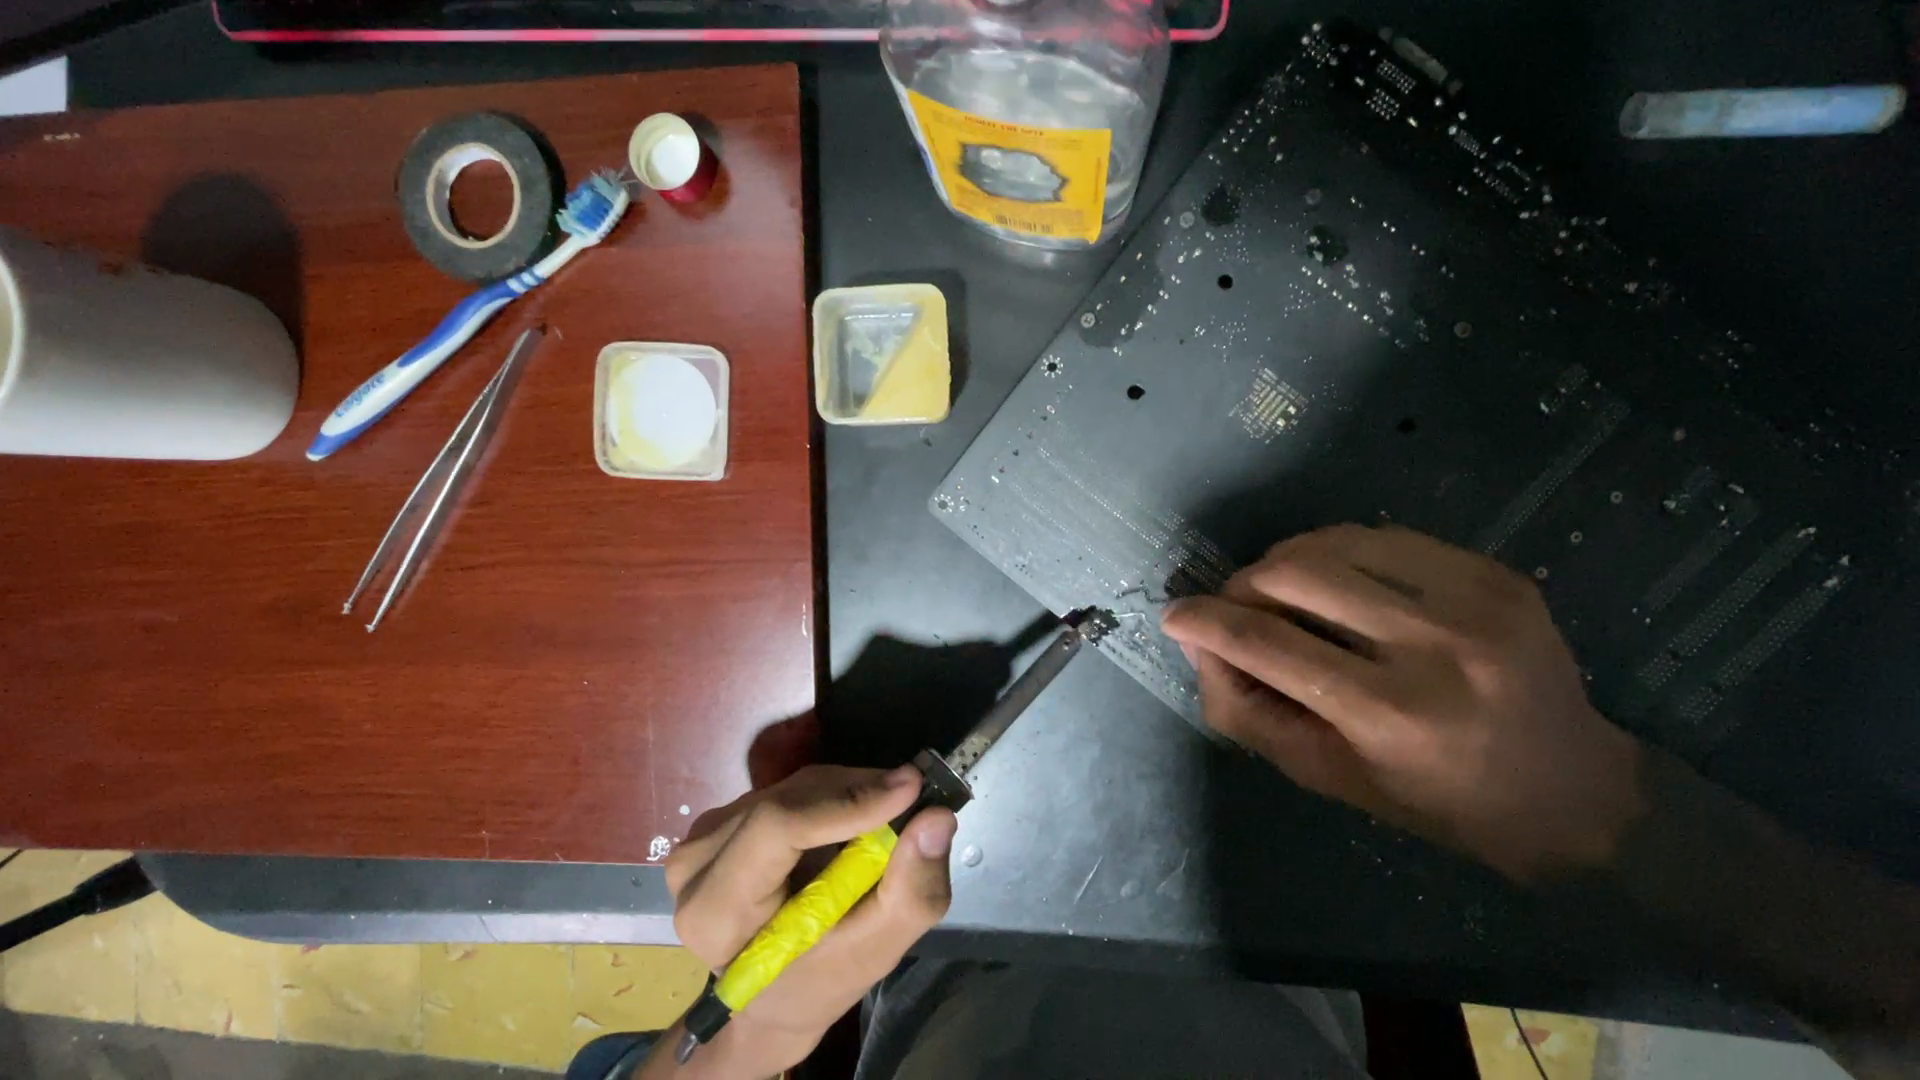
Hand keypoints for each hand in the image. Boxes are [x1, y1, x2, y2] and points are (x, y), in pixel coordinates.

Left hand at [659, 765, 957, 1077]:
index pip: (776, 829)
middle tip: (917, 798)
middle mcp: (694, 863)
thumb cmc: (819, 980)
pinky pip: (790, 789)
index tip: (911, 788)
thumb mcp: (875, 953)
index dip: (846, 803)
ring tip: (889, 816)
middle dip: (861, 793)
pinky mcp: (723, 819)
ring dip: (851, 792)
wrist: (775, 994)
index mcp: (715, 910)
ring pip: (794, 787)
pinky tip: (857, 819)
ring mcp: (703, 835)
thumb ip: (911, 893)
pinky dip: (835, 795)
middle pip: (789, 800)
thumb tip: (937, 817)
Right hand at [1160, 524, 1644, 882]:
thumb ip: (1248, 711)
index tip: (1174, 616)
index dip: (1205, 623)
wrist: (1571, 790)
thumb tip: (1199, 644)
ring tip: (1281, 591)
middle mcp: (1433, 646)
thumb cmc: (1435, 801)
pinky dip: (1341, 553)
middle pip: (1296, 573)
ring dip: (1286, 560)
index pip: (1266, 644)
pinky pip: (1386, 536)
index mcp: (1389, 714)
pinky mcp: (1495, 572)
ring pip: (1336, 540)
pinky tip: (1340, 582)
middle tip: (1236, 607)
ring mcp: (1473, 599)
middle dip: (1243, 584)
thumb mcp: (1327, 776)